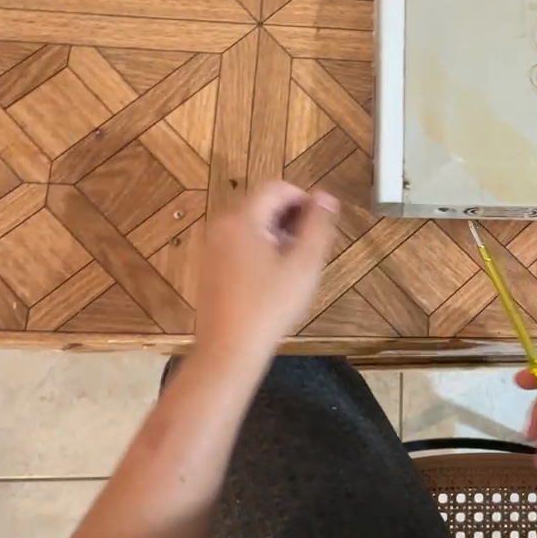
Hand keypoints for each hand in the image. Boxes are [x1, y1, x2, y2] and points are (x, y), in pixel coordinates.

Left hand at [194, 182, 337, 359]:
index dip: (304, 200)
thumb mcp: (304, 264)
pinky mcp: (210, 266)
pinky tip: (273, 277)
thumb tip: (326, 197)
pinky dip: (261, 248)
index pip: (277, 188)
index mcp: (242, 219)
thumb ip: (318, 225)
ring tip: (294, 264)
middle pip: (263, 203)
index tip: (321, 225)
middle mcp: (222, 225)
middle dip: (291, 218)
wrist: (230, 348)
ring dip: (278, 233)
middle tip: (310, 247)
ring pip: (252, 223)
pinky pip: (240, 242)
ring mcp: (212, 246)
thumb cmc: (270, 306)